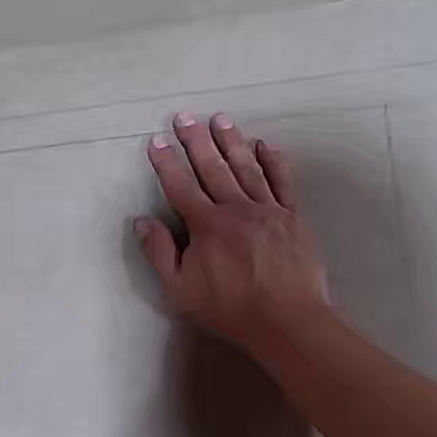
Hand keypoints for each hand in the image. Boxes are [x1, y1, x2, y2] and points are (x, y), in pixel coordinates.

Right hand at [136, 113, 331, 353]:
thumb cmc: (228, 307)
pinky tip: (265, 144)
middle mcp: (236, 209)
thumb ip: (161, 253)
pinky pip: (282, 182)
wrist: (287, 320)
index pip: (180, 187)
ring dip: (231, 141)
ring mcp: (268, 210)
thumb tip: (143, 222)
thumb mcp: (180, 289)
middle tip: (185, 116)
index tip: (156, 141)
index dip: (166, 163)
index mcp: (206, 226)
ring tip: (220, 118)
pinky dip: (273, 161)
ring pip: (246, 168)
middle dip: (196, 141)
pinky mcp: (292, 217)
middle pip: (212, 168)